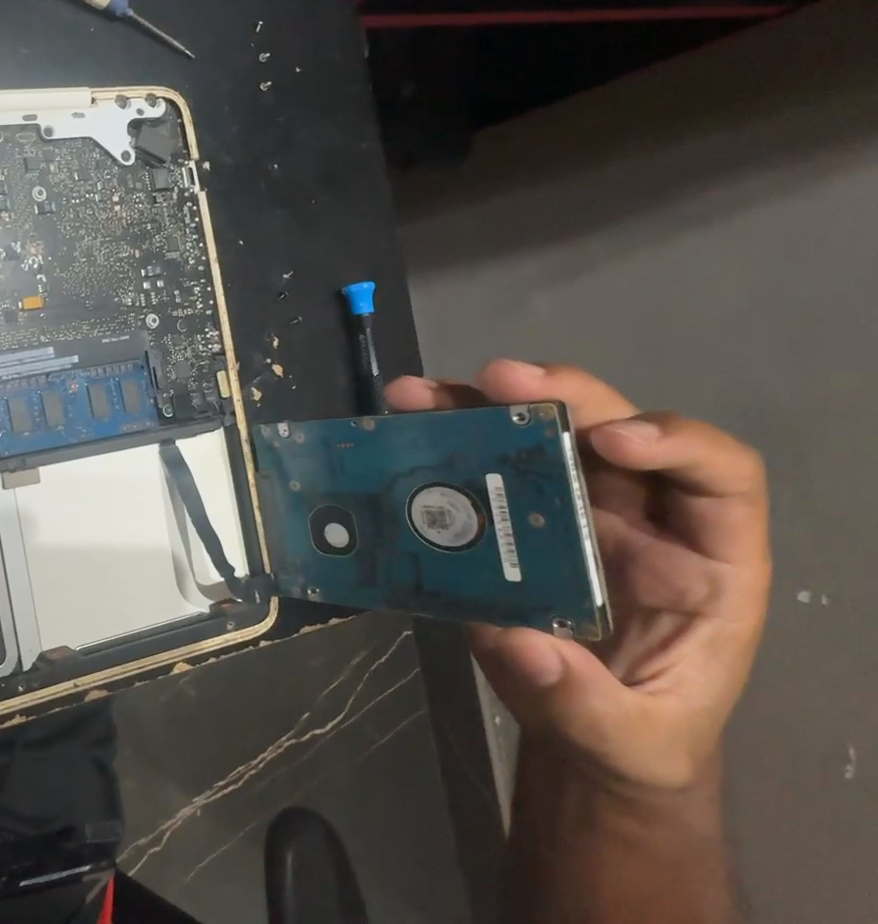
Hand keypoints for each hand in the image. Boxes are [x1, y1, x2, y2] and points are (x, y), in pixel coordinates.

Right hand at [387, 360, 770, 793]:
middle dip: (561, 397)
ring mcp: (567, 514)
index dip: (672, 443)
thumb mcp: (627, 738)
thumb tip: (516, 639)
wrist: (584, 737)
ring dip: (480, 404)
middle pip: (611, 431)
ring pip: (537, 435)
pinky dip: (440, 438)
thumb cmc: (634, 738)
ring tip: (418, 394)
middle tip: (496, 379)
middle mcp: (638, 519)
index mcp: (702, 561)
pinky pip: (478, 467)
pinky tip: (402, 422)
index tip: (608, 441)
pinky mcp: (506, 522)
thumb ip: (584, 700)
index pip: (716, 477)